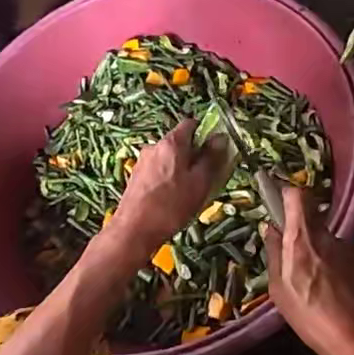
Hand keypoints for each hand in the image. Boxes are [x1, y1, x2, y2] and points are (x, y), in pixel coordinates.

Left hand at [104, 119, 232, 259]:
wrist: (134, 230)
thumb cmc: (171, 206)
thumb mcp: (199, 183)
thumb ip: (211, 158)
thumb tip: (220, 137)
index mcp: (171, 143)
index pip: (191, 124)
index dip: (206, 133)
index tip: (216, 149)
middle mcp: (154, 147)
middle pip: (180, 142)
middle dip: (195, 154)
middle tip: (207, 175)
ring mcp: (143, 161)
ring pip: (169, 158)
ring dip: (182, 168)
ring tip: (190, 191)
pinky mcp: (136, 177)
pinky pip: (158, 170)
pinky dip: (169, 178)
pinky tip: (172, 198)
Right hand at [264, 186, 353, 354]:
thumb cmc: (309, 315)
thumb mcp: (279, 288)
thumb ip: (274, 253)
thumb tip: (270, 228)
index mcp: (302, 237)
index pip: (297, 195)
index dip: (286, 193)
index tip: (275, 199)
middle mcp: (327, 235)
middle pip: (311, 214)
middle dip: (297, 225)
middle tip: (286, 249)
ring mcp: (346, 247)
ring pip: (323, 236)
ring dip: (314, 247)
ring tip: (307, 278)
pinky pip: (336, 252)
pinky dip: (328, 261)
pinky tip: (325, 286)